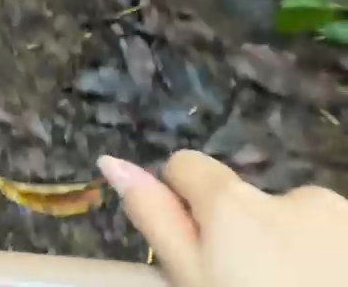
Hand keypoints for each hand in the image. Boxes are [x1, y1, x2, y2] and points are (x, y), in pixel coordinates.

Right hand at [100, 151, 347, 286]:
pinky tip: (331, 283)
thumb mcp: (193, 277)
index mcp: (235, 200)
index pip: (188, 165)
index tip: (203, 244)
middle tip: (261, 281)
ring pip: (307, 224)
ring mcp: (347, 222)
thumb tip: (110, 162)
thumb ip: (153, 215)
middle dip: (256, 231)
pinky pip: (340, 241)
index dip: (187, 200)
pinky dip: (335, 262)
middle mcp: (295, 196)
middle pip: (254, 199)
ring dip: (304, 249)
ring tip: (305, 286)